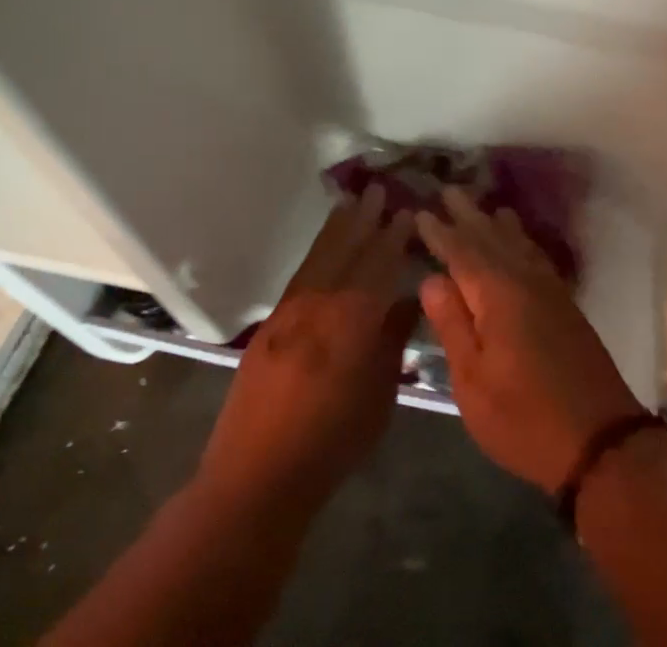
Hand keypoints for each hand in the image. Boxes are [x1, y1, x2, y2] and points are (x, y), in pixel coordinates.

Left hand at [198, 187, 418, 504]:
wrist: (258, 475)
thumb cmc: (333, 441)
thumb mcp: (379, 394)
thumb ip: (392, 342)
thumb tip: (407, 303)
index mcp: (351, 321)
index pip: (379, 266)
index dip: (394, 238)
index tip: (408, 211)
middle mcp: (317, 306)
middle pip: (344, 252)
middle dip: (363, 221)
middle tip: (376, 190)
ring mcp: (287, 315)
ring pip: (317, 261)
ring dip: (336, 231)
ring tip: (349, 205)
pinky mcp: (268, 329)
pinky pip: (299, 279)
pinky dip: (316, 256)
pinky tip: (324, 253)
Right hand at [416, 188, 643, 491]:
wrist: (599, 439)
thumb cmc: (523, 418)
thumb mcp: (472, 380)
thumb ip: (453, 325)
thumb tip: (433, 279)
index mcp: (499, 297)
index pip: (463, 254)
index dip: (441, 233)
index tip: (422, 212)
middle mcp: (528, 284)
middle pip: (495, 242)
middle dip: (471, 218)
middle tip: (451, 191)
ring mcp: (553, 296)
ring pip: (522, 249)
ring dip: (502, 228)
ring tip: (490, 208)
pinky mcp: (568, 311)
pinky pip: (540, 262)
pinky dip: (527, 247)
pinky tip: (524, 250)